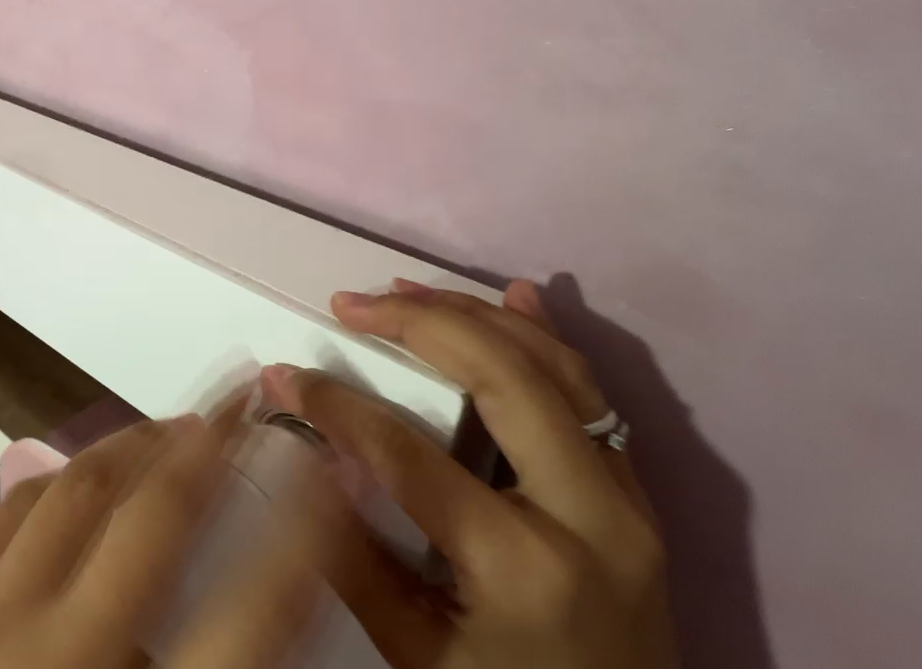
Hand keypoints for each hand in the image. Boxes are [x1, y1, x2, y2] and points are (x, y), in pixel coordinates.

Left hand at [0, 399, 355, 668]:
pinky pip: (7, 514)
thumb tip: (230, 624)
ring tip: (175, 424)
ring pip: (73, 494)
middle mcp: (55, 651)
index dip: (300, 538)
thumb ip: (186, 667)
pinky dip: (59, 483)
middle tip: (245, 397)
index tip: (324, 472)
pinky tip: (83, 471)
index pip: (246, 620)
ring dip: (134, 450)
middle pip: (152, 521)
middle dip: (211, 449)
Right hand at [262, 279, 675, 668]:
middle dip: (417, 323)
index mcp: (522, 565)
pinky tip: (514, 295)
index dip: (337, 406)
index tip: (283, 376)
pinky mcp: (638, 493)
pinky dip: (545, 336)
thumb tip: (304, 456)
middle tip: (350, 303)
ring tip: (403, 288)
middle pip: (503, 377)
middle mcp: (591, 515)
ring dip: (475, 314)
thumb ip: (354, 552)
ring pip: (556, 367)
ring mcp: (629, 498)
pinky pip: (592, 394)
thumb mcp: (415, 650)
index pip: (409, 453)